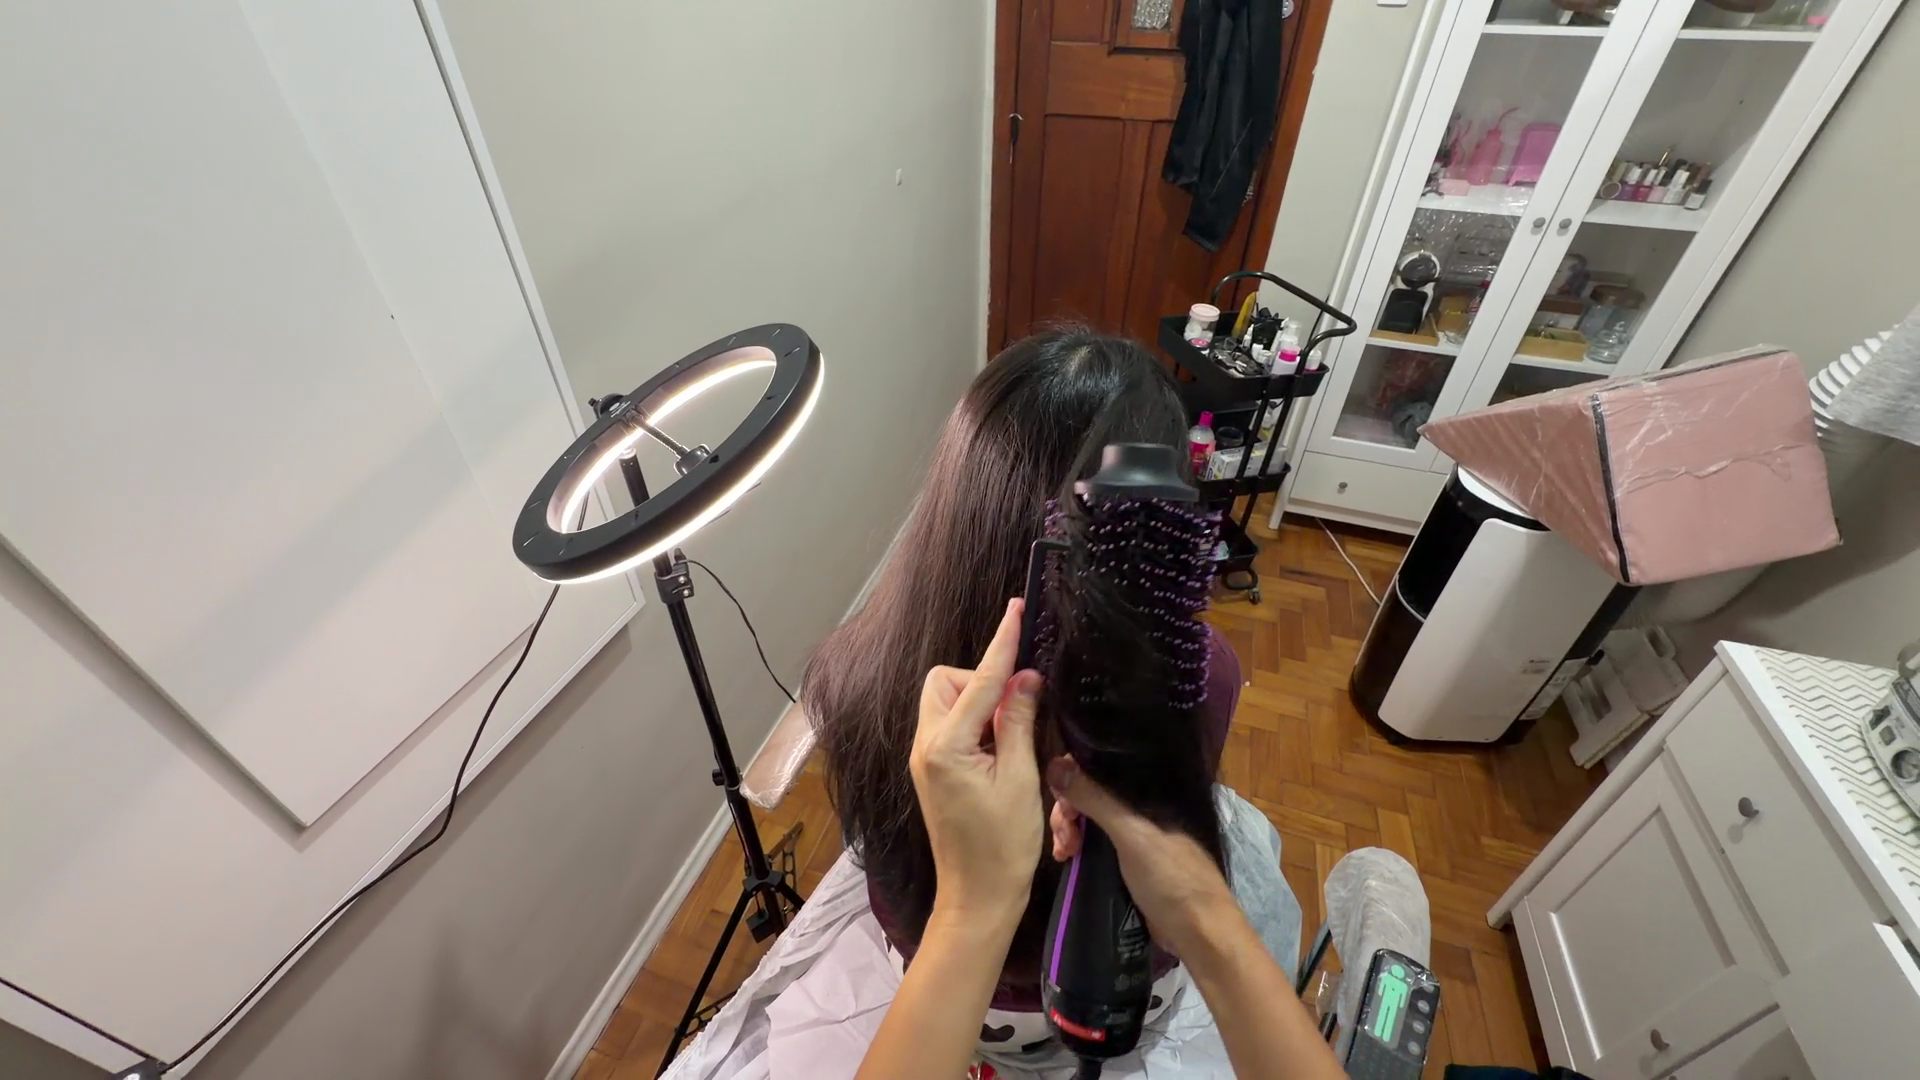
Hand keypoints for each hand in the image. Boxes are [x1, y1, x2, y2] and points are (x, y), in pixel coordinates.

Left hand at [910, 598, 1044, 930]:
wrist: (976, 898)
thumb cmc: (1003, 847)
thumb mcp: (1020, 780)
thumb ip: (1017, 722)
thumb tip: (1024, 677)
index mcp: (946, 747)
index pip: (980, 681)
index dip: (1002, 644)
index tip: (1015, 611)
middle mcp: (926, 745)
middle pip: (946, 680)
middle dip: (981, 679)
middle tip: (1015, 709)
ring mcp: (924, 757)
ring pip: (945, 699)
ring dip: (978, 700)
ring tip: (1009, 733)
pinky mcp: (931, 768)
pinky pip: (948, 722)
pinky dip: (973, 719)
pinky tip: (998, 744)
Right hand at [1047, 757, 1238, 962]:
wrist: (1199, 933)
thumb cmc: (1170, 877)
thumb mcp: (1129, 833)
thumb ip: (1093, 797)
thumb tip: (1054, 762)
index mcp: (1147, 788)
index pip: (1100, 766)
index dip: (1074, 776)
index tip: (1059, 800)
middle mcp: (1141, 803)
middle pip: (1091, 791)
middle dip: (1069, 810)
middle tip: (1062, 839)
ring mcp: (1135, 830)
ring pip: (1090, 816)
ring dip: (1069, 829)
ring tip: (1063, 854)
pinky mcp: (1130, 855)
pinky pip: (1096, 838)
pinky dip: (1078, 844)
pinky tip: (1067, 857)